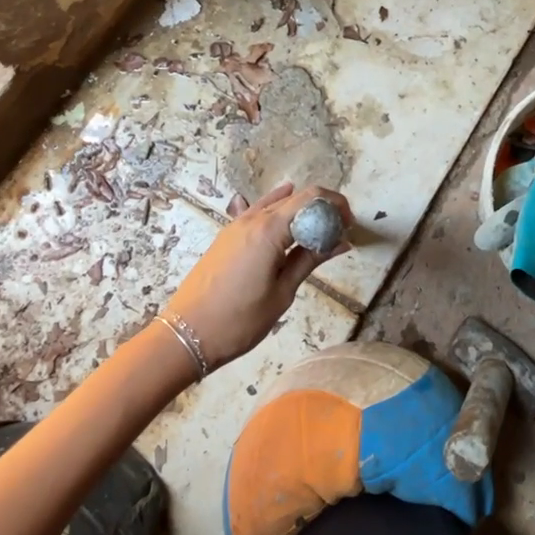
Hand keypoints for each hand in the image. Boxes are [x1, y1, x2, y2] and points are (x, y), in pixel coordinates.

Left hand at [163, 183, 351, 368]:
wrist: (185, 336)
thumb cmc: (238, 320)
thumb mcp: (282, 293)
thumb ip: (310, 260)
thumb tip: (341, 242)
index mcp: (269, 230)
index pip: (311, 198)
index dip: (335, 205)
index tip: (349, 225)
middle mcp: (252, 219)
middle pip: (295, 197)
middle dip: (321, 208)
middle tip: (338, 231)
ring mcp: (236, 226)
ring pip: (276, 204)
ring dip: (300, 211)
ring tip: (317, 231)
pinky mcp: (227, 237)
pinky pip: (258, 213)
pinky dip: (279, 213)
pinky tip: (288, 223)